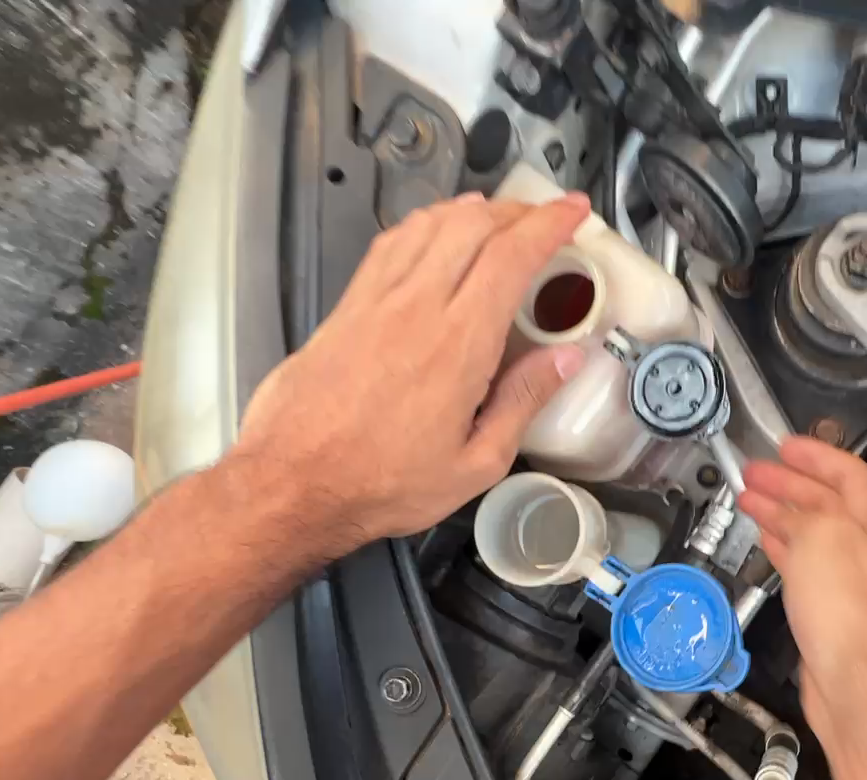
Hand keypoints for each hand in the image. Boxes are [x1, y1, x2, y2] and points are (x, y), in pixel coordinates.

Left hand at [229, 192, 590, 554]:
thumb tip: (566, 361)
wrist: (294, 483)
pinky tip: (438, 231)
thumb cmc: (384, 481)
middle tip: (545, 218)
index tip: (572, 213)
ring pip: (430, 224)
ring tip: (500, 217)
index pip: (510, 257)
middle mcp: (416, 309)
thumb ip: (524, 401)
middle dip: (518, 211)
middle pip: (472, 225)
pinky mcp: (348, 308)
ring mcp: (376, 302)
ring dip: (473, 210)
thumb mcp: (478, 462)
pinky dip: (426, 224)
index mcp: (458, 346)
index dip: (548, 225)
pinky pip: (391, 244)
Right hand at [740, 437, 866, 701]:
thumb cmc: (844, 605)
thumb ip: (804, 512)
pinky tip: (765, 539)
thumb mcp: (820, 537)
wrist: (855, 680)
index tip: (783, 445)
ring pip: (810, 532)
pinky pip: (803, 563)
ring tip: (747, 499)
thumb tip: (785, 509)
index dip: (815, 455)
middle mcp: (864, 544)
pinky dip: (782, 546)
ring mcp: (848, 576)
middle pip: (825, 500)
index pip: (847, 471)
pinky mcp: (829, 605)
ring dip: (780, 512)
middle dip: (788, 483)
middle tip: (753, 472)